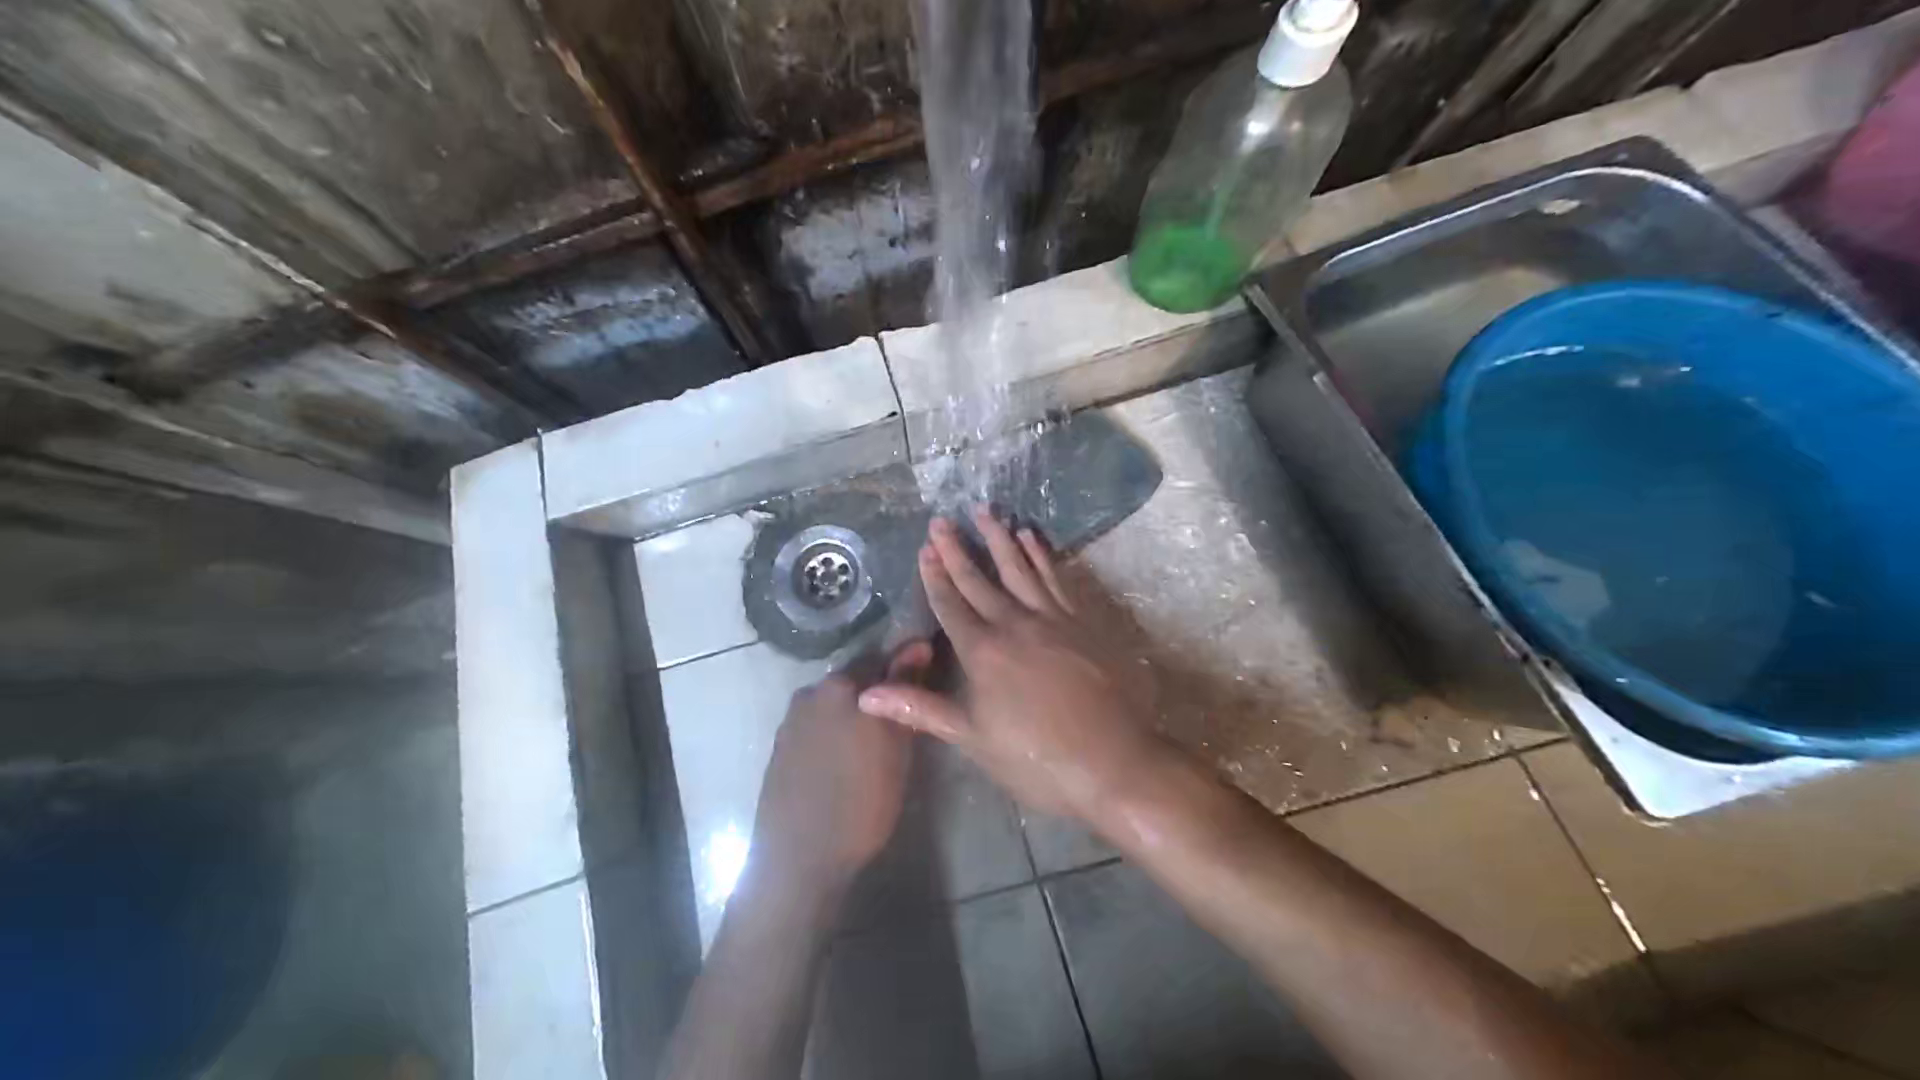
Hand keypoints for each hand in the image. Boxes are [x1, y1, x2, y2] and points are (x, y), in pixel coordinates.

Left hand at [751, 642, 933, 895]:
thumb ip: (904, 691)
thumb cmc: (862, 802)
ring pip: (833, 705)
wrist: (800, 857)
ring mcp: (791, 718)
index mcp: (843, 685)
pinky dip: (831, 735)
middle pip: (854, 682)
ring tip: (869, 748)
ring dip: (851, 716)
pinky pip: (815, 727)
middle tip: (897, 726)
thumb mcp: (897, 747)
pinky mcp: (779, 745)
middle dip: (875, 697)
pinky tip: (841, 763)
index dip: (904, 675)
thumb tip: (918, 644)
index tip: (919, 692)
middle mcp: (813, 691)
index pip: (882, 659)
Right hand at [857, 510, 1167, 824]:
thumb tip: (866, 695)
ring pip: (1019, 569)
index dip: (935, 576)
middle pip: (979, 580)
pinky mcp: (1081, 621)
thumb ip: (921, 709)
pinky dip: (1041, 555)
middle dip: (957, 549)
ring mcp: (1051, 619)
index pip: (950, 605)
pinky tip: (1032, 538)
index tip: (925, 548)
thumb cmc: (1035, 758)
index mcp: (983, 653)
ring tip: (985, 512)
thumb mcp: (972, 738)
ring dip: (999, 539)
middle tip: (942, 520)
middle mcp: (1014, 625)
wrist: (1112, 761)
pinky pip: (1056, 578)